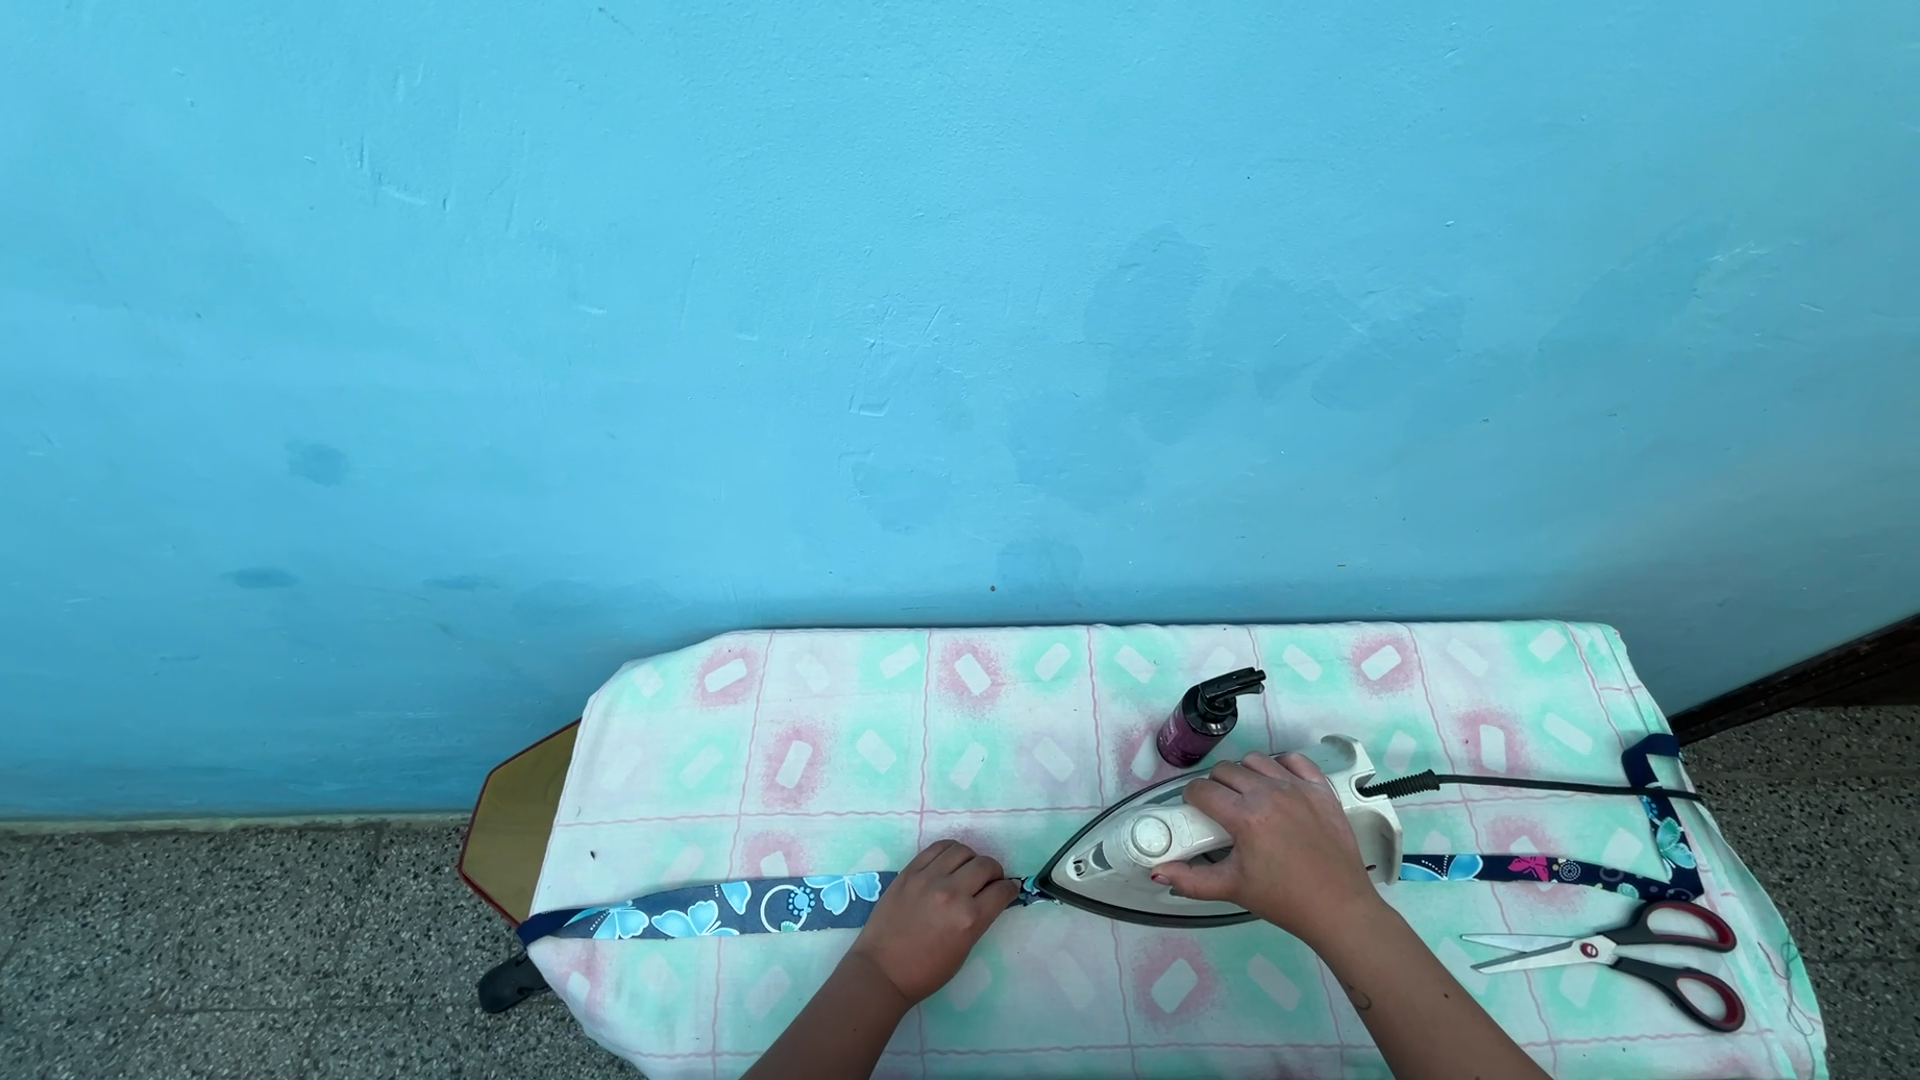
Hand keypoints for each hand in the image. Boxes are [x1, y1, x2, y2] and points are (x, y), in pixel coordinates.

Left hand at [845, 839, 1021, 1004]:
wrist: (883, 970)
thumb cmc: (927, 970)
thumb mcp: (964, 949)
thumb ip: (980, 918)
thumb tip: (992, 896)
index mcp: (969, 919)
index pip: (1001, 890)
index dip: (1010, 887)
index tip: (1009, 888)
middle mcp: (952, 893)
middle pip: (985, 865)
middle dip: (994, 871)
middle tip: (990, 879)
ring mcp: (928, 878)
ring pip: (962, 850)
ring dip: (972, 858)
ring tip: (967, 869)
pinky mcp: (910, 871)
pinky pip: (937, 847)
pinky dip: (949, 851)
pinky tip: (950, 861)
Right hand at [1151, 752, 1384, 946]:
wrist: (1340, 910)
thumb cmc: (1284, 900)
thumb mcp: (1233, 889)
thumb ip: (1191, 879)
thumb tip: (1159, 871)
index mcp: (1245, 816)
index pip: (1202, 790)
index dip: (1192, 799)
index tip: (1197, 812)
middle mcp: (1269, 793)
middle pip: (1225, 770)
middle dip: (1215, 786)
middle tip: (1221, 810)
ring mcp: (1298, 788)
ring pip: (1255, 760)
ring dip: (1245, 774)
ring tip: (1248, 796)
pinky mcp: (1321, 790)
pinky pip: (1294, 760)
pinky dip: (1281, 766)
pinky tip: (1278, 784)